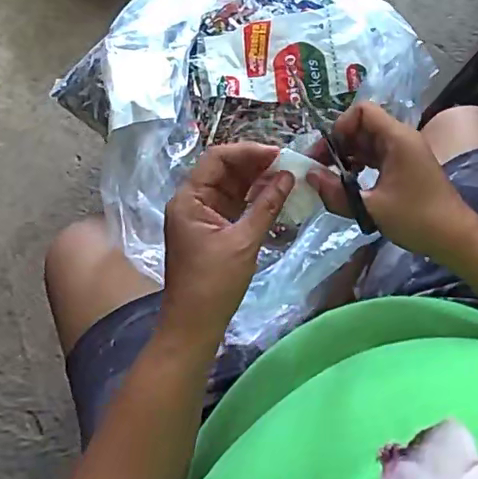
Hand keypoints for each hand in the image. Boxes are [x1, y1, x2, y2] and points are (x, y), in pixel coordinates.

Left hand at [161, 143, 294, 342]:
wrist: (194, 326)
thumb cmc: (213, 284)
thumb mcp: (243, 242)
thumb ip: (266, 205)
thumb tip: (287, 176)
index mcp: (189, 199)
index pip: (217, 158)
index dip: (247, 152)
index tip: (278, 153)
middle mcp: (192, 201)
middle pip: (223, 170)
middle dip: (255, 164)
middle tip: (288, 163)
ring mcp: (202, 215)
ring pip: (230, 186)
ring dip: (256, 180)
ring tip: (287, 175)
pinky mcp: (212, 230)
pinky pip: (233, 204)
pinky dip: (253, 198)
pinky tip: (275, 195)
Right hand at [306, 102, 477, 258]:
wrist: (455, 238)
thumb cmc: (417, 218)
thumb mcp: (371, 208)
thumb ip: (337, 192)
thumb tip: (309, 176)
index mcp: (398, 138)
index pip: (363, 111)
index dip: (341, 126)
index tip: (328, 152)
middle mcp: (402, 138)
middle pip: (363, 125)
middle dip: (339, 142)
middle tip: (320, 166)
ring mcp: (405, 152)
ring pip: (368, 141)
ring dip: (348, 154)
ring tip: (331, 176)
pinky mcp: (405, 166)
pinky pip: (376, 155)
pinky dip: (360, 163)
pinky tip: (350, 182)